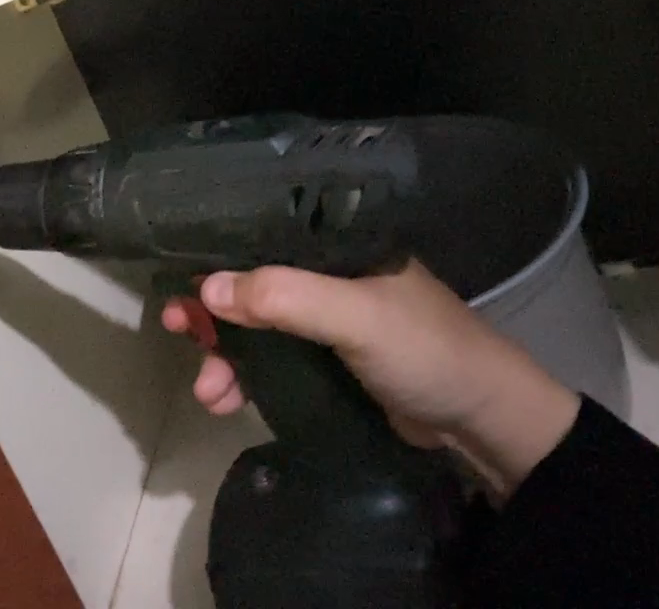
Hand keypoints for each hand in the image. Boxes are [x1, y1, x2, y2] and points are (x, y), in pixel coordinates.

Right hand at [162, 260, 580, 498]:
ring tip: (206, 389)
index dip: (215, 251)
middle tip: (175, 326)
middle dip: (209, 309)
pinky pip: (267, 362)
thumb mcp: (355, 316)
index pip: (260, 234)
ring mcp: (320, 320)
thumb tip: (204, 289)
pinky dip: (242, 378)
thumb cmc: (424, 349)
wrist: (483, 424)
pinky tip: (223, 401)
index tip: (178, 273)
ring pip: (252, 326)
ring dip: (221, 353)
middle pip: (247, 282)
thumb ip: (284, 298)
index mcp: (331, 245)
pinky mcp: (321, 361)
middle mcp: (322, 275)